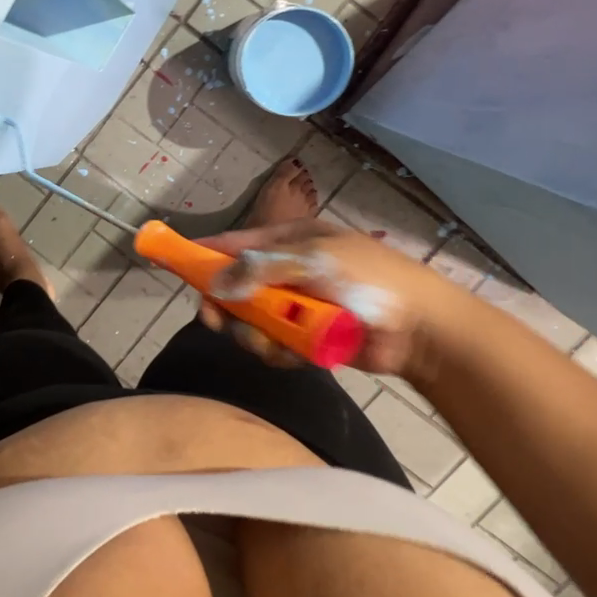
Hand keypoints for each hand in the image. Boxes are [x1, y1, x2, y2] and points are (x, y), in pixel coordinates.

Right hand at [195, 219, 466, 376]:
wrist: (423, 329)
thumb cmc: (369, 280)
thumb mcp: (312, 262)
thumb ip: (261, 270)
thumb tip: (216, 284)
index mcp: (290, 241)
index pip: (235, 243)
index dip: (204, 253)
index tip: (173, 262)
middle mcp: (288, 272)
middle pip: (236, 287)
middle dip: (224, 304)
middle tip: (215, 320)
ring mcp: (297, 307)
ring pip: (252, 321)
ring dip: (254, 334)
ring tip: (271, 342)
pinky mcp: (308, 339)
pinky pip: (274, 346)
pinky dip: (277, 352)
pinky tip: (293, 355)